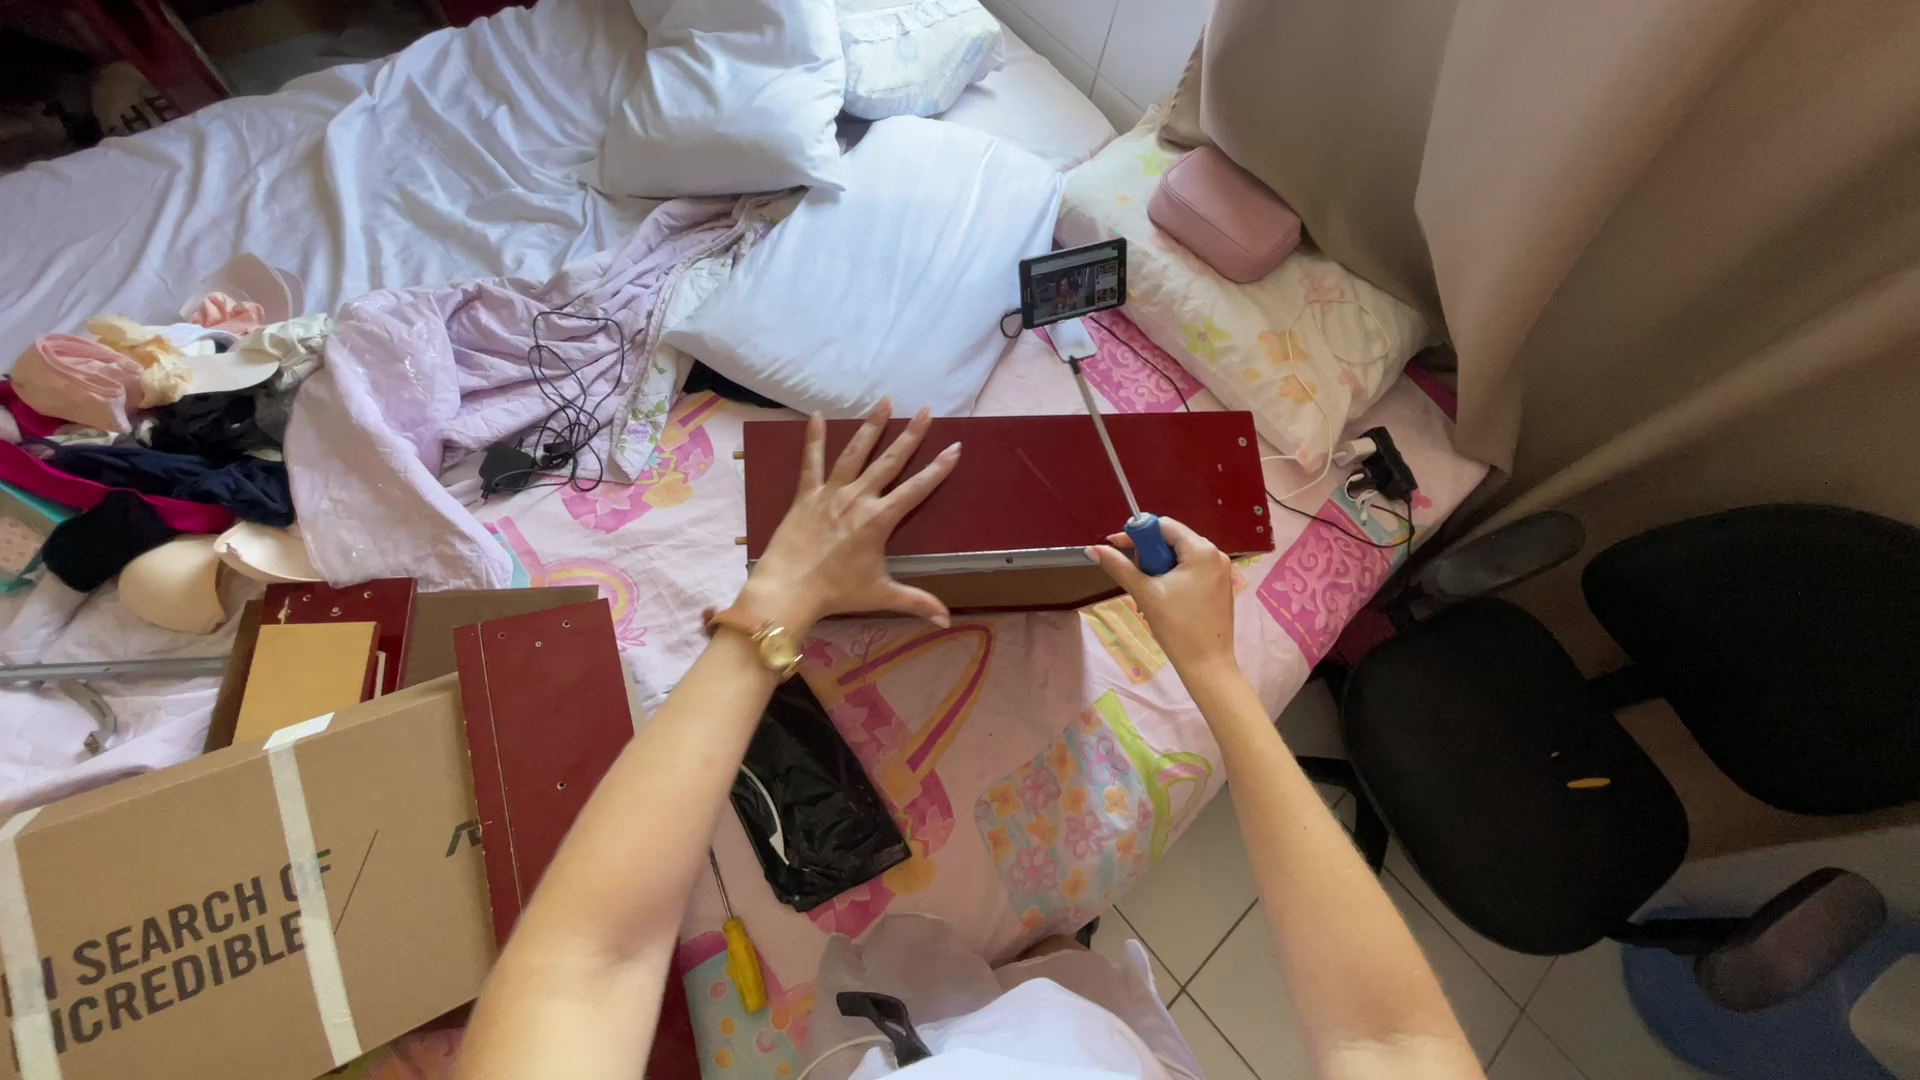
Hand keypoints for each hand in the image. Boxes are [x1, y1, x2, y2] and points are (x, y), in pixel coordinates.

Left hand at [738, 400, 960, 634]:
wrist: (788, 590)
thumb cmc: (836, 593)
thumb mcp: (880, 595)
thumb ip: (916, 601)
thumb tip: (947, 619)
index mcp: (879, 520)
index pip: (917, 489)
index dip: (938, 468)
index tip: (955, 446)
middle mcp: (858, 498)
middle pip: (890, 461)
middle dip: (910, 434)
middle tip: (925, 411)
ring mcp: (830, 493)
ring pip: (855, 452)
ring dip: (871, 426)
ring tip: (884, 402)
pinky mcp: (806, 494)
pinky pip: (811, 461)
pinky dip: (813, 438)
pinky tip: (816, 416)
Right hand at [1087, 517, 1237, 676]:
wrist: (1207, 664)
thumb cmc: (1177, 626)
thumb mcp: (1144, 592)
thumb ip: (1119, 567)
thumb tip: (1093, 550)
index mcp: (1201, 551)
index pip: (1163, 525)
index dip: (1137, 533)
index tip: (1116, 547)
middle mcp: (1216, 554)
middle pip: (1172, 539)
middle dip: (1148, 554)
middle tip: (1135, 575)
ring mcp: (1220, 571)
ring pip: (1180, 555)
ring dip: (1158, 567)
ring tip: (1147, 591)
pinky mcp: (1220, 586)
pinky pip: (1191, 569)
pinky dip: (1173, 576)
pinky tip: (1164, 597)